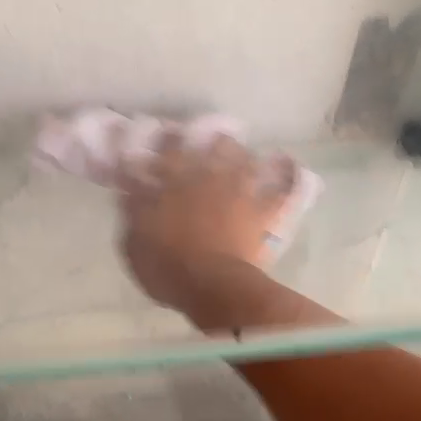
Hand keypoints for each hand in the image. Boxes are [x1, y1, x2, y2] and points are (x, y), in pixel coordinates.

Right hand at [119, 132, 296, 326]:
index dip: (169, 140)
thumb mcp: (134, 243)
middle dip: (214, 142)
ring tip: (245, 155)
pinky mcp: (262, 214)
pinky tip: (290, 169)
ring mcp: (239, 194)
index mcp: (174, 184)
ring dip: (245, 156)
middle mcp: (209, 180)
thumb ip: (133, 211)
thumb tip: (130, 187)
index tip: (168, 134)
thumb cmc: (167, 268)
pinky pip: (282, 194)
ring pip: (247, 162)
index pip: (169, 151)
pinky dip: (288, 180)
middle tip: (214, 142)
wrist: (212, 286)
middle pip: (215, 148)